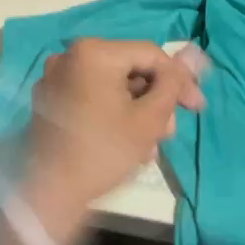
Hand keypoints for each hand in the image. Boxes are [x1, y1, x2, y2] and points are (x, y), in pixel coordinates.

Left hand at [23, 39, 205, 244]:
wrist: (49, 191)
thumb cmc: (104, 151)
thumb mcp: (149, 119)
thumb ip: (173, 85)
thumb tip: (193, 56)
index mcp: (94, 52)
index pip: (152, 55)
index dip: (180, 80)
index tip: (197, 108)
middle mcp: (69, 56)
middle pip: (130, 70)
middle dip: (156, 100)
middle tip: (169, 131)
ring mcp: (55, 78)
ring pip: (112, 86)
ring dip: (138, 110)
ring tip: (149, 144)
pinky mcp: (48, 100)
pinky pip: (92, 96)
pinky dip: (113, 112)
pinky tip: (126, 141)